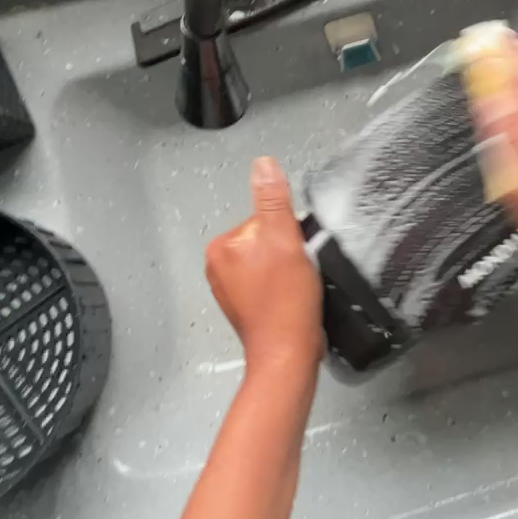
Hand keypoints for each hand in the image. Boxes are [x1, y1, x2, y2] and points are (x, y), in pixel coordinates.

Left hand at [207, 157, 323, 374]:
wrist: (288, 355)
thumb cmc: (286, 302)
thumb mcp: (285, 240)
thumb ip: (274, 200)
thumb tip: (263, 164)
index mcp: (222, 248)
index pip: (265, 219)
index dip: (288, 232)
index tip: (295, 252)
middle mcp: (220, 267)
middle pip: (267, 239)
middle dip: (288, 251)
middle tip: (297, 272)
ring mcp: (232, 290)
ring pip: (271, 261)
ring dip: (288, 269)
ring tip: (296, 288)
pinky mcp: (247, 307)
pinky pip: (271, 283)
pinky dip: (284, 287)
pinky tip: (293, 299)